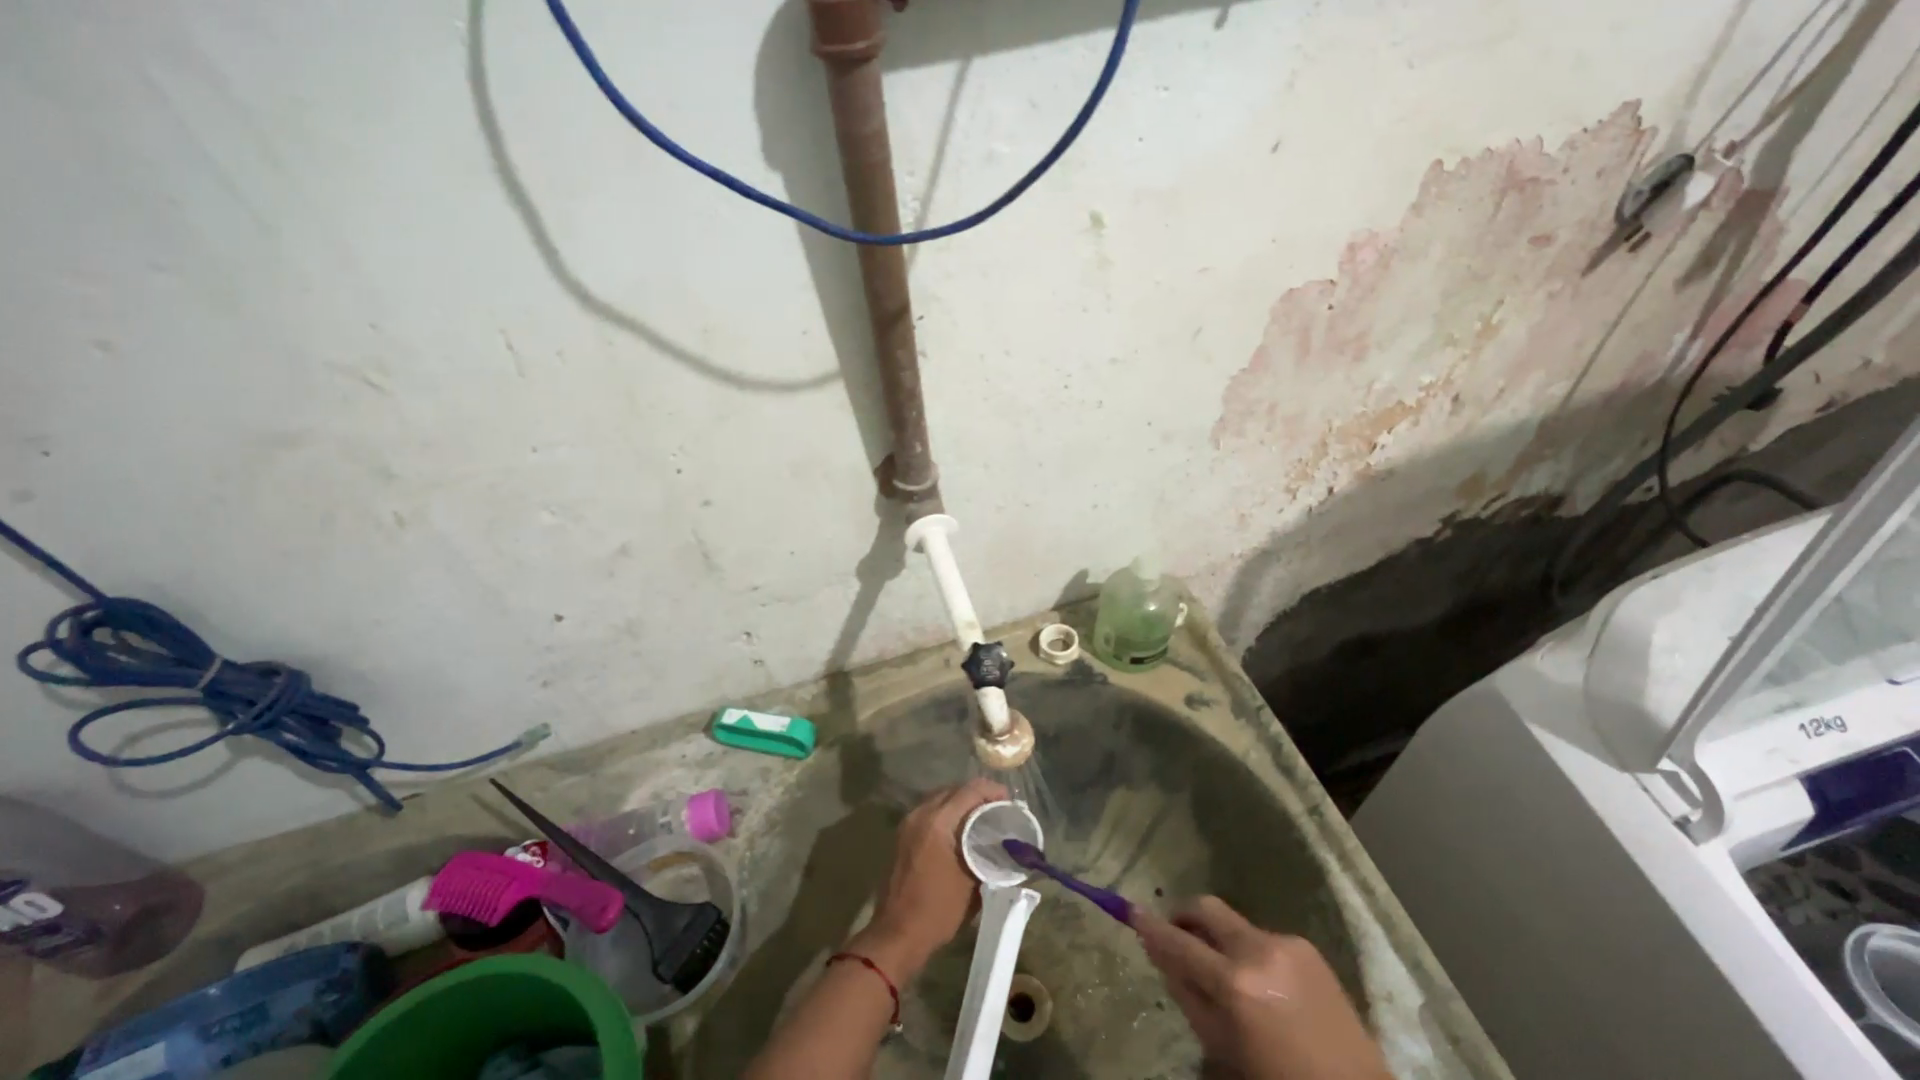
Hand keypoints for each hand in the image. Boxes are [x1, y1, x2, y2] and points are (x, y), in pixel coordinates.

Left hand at [852, 778, 1007, 979]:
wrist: (898, 934)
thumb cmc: (938, 909)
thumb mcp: (973, 883)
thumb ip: (990, 856)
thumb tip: (1007, 846)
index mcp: (937, 822)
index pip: (969, 790)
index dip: (993, 791)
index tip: (1010, 802)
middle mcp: (919, 815)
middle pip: (952, 790)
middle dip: (977, 795)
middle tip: (999, 810)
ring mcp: (907, 825)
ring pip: (939, 800)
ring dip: (961, 804)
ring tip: (983, 820)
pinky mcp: (902, 837)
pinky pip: (929, 813)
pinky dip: (947, 815)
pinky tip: (961, 831)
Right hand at [1133, 896, 1391, 1079]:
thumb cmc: (1274, 1075)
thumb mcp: (1220, 1044)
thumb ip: (1186, 993)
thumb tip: (1160, 954)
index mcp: (1235, 983)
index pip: (1178, 942)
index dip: (1150, 926)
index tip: (1130, 910)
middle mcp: (1260, 950)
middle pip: (1207, 908)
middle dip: (1183, 915)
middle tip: (1173, 935)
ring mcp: (1288, 943)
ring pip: (1234, 924)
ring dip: (1218, 938)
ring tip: (1221, 973)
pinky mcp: (1308, 946)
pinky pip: (1262, 937)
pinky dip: (1247, 951)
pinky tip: (1257, 981)